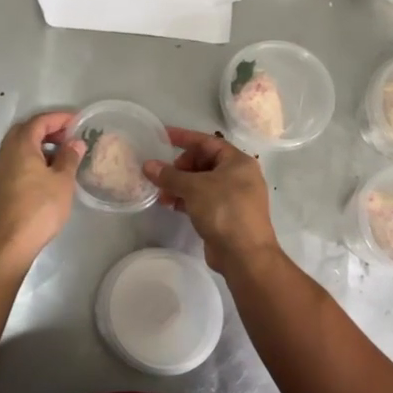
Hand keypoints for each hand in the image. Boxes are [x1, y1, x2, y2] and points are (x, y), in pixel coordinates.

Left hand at [0, 112, 83, 268]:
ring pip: (18, 146)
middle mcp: (5, 152)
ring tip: (61, 156)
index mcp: (20, 145)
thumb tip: (75, 142)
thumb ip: (69, 158)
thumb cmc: (39, 208)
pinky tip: (45, 173)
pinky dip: (30, 158)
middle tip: (68, 138)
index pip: (39, 121)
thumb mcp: (62, 181)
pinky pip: (15, 161)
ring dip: (39, 145)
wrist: (9, 243)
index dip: (59, 118)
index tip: (78, 121)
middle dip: (47, 129)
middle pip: (25, 130)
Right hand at [143, 128, 280, 275]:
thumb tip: (148, 165)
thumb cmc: (224, 211)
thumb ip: (170, 175)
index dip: (184, 137)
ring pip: (202, 183)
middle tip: (163, 176)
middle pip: (204, 162)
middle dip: (180, 168)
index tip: (162, 136)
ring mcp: (234, 197)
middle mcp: (239, 176)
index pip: (207, 142)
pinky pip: (203, 200)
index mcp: (238, 162)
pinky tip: (171, 205)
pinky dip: (187, 199)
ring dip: (180, 186)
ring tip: (161, 195)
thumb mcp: (194, 188)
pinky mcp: (226, 215)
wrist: (245, 255)